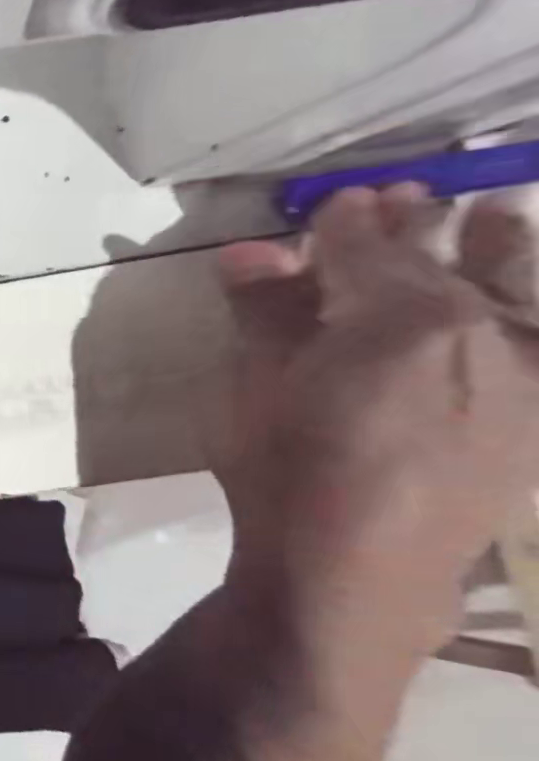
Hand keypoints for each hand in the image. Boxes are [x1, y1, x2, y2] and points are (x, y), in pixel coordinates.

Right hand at [212, 184, 538, 652]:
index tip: (331, 201)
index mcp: (398, 320)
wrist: (358, 561)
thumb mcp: (250, 388)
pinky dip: (526, 303)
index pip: (366, 250)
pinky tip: (514, 297)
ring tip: (491, 220)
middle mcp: (484, 330)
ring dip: (499, 249)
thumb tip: (250, 251)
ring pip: (517, 290)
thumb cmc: (280, 468)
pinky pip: (536, 335)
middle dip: (415, 227)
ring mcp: (529, 370)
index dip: (343, 222)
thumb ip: (262, 314)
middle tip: (398, 199)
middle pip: (444, 261)